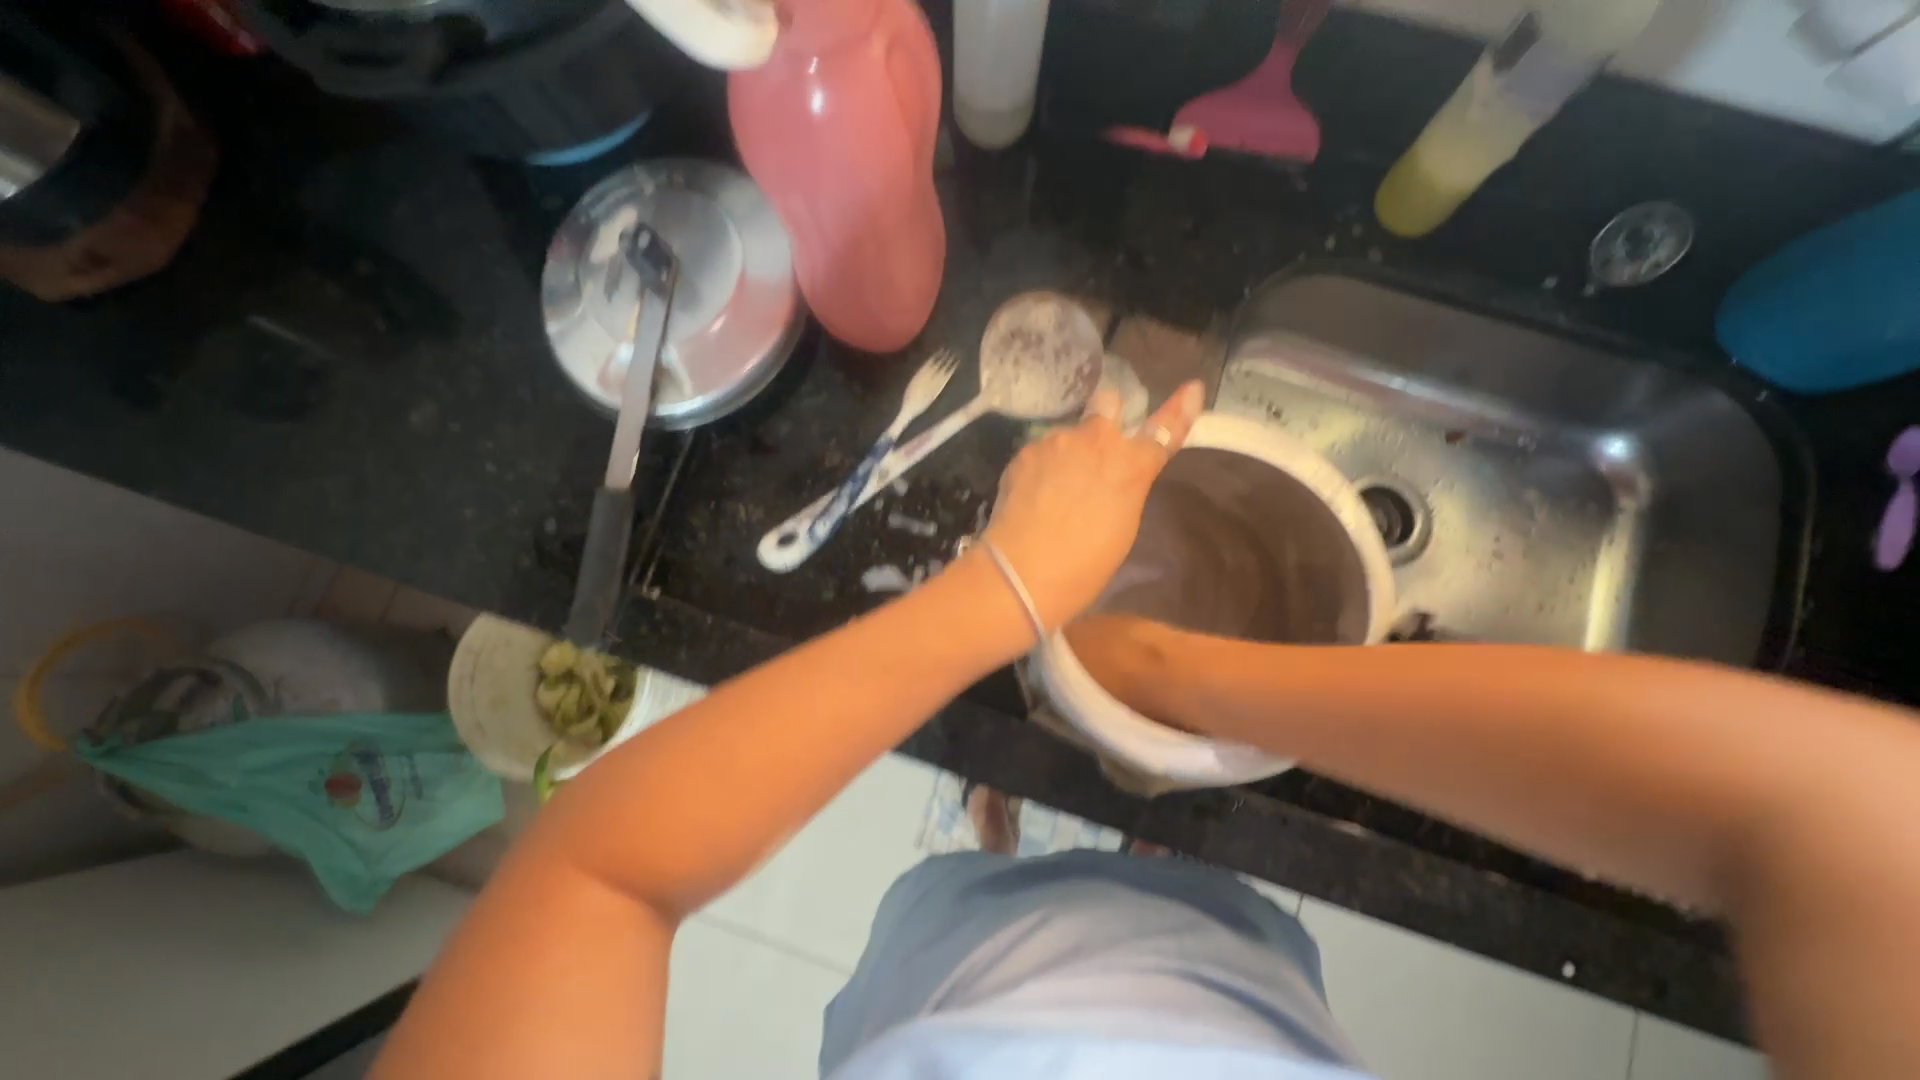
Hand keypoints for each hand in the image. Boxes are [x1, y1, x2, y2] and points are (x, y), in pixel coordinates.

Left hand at [979, 380, 1203, 631]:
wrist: (1022, 571)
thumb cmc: (1084, 566)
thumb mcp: (1122, 526)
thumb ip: (1125, 487)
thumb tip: (1115, 476)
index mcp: (1131, 466)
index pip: (1164, 429)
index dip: (1179, 410)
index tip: (1191, 388)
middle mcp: (1097, 441)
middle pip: (1108, 403)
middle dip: (1106, 416)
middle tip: (1096, 446)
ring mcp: (1057, 441)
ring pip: (1068, 431)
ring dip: (1069, 449)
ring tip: (1055, 486)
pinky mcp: (1025, 451)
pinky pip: (1041, 450)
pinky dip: (1041, 466)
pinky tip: (1032, 494)